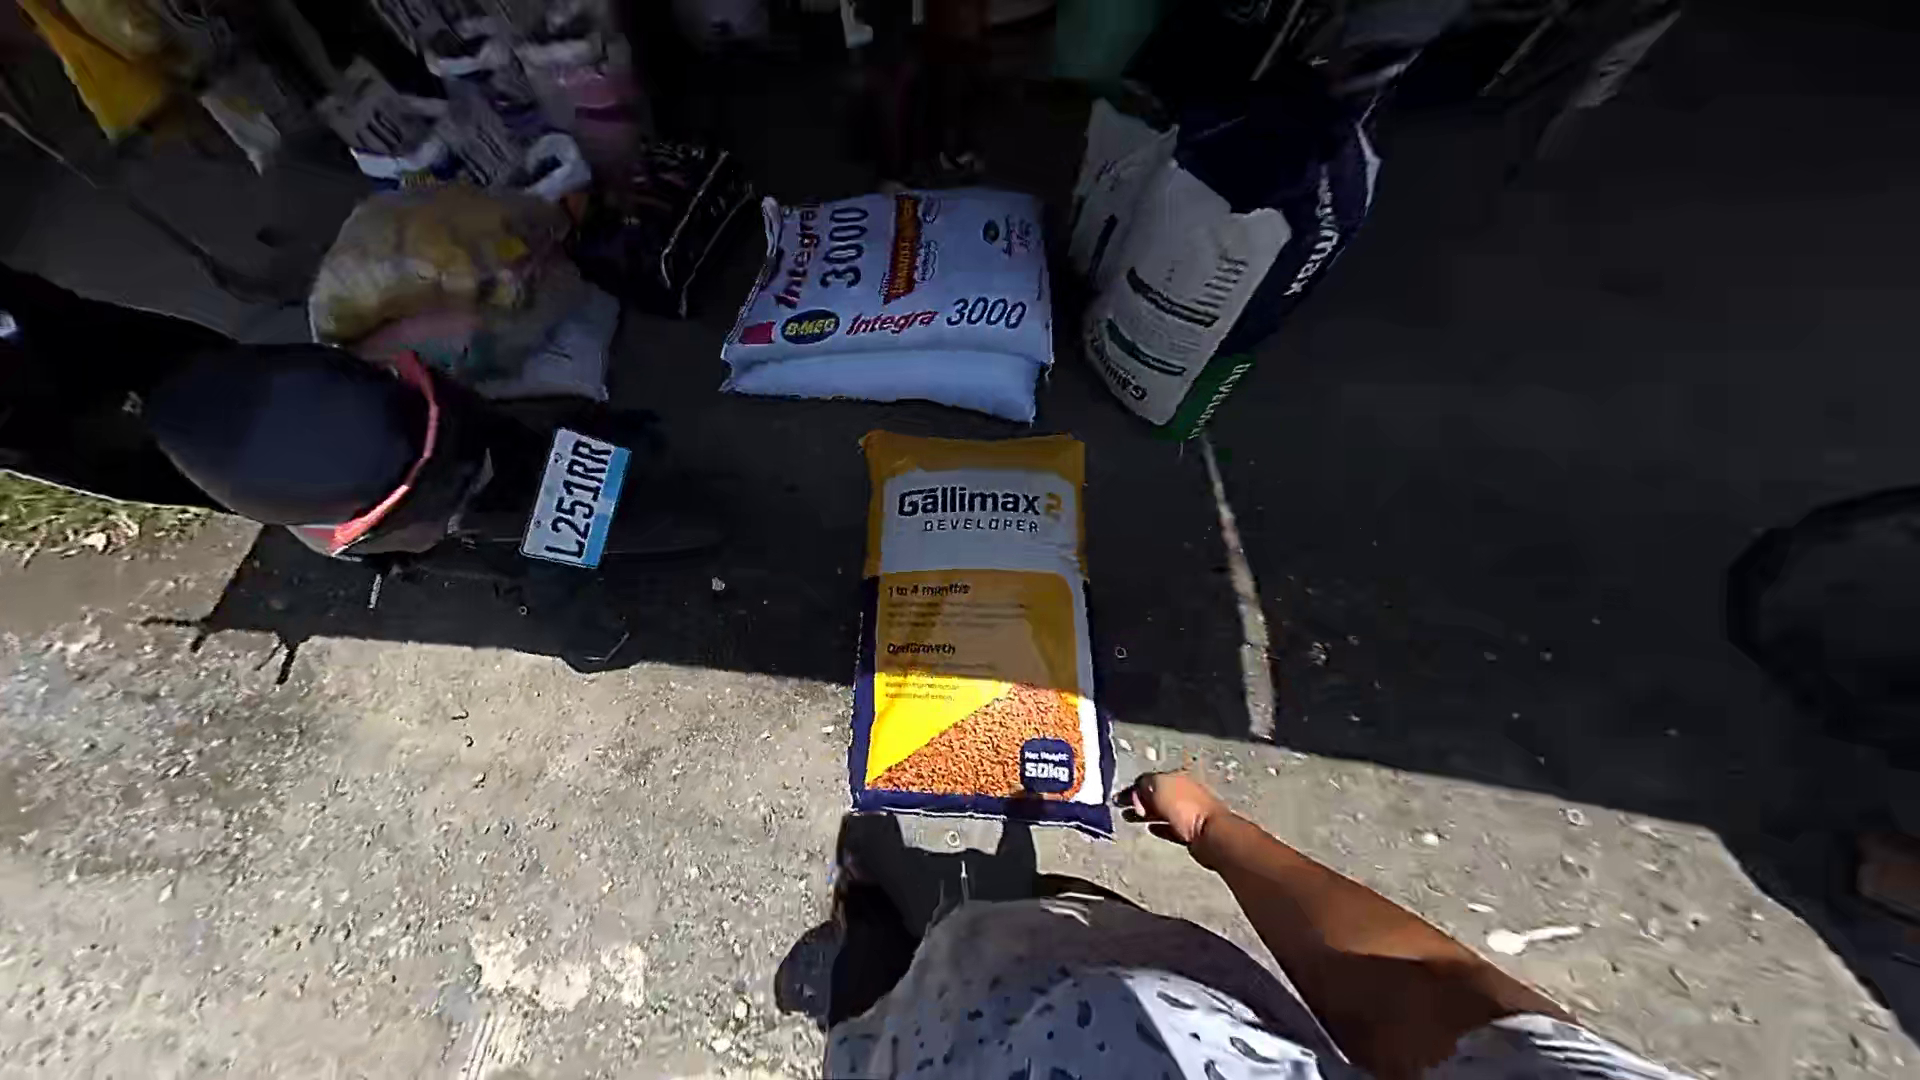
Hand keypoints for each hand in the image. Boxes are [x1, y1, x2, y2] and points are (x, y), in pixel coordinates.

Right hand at [1115, 771, 1228, 845]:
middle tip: (1121, 807)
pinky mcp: (1190, 832)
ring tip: (1129, 818)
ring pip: (1160, 811)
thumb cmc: (1185, 806)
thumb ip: (1143, 786)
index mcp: (1176, 778)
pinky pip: (1169, 827)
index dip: (1133, 788)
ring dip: (1145, 814)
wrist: (1211, 835)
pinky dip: (1159, 827)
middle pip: (1154, 795)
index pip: (1149, 780)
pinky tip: (1150, 829)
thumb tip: (1136, 792)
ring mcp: (1187, 813)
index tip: (1119, 797)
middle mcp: (1182, 793)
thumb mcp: (1158, 787)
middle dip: (1137, 800)